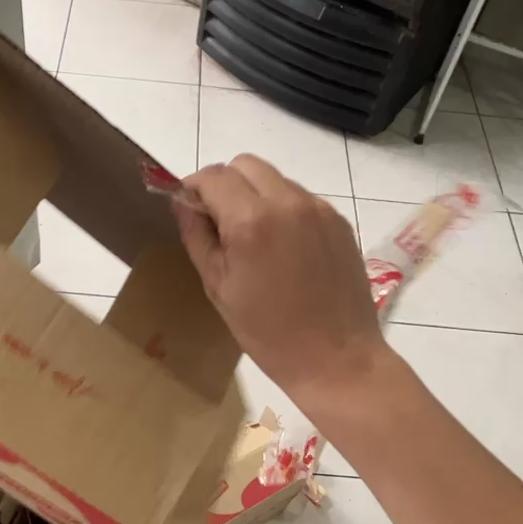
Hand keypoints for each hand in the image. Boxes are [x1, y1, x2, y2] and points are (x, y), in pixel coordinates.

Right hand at [173, 154, 389, 402]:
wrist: (335, 358)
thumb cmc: (268, 333)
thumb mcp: (219, 288)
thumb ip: (197, 237)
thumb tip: (183, 203)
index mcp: (252, 221)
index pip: (213, 176)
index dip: (194, 188)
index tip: (189, 210)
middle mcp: (288, 202)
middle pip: (245, 165)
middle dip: (225, 184)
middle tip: (219, 224)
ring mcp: (319, 209)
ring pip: (275, 178)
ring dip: (255, 195)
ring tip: (254, 240)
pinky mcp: (339, 221)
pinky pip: (301, 199)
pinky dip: (283, 210)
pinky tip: (284, 250)